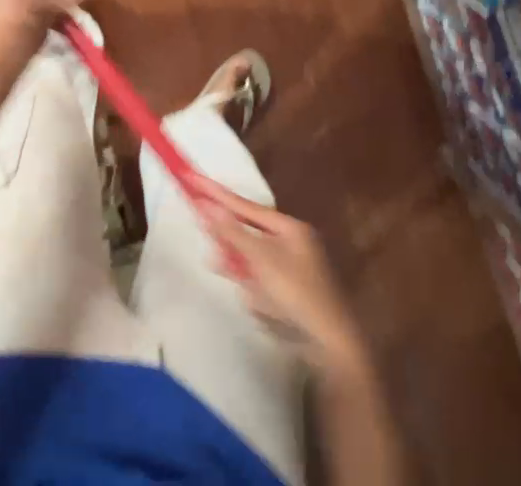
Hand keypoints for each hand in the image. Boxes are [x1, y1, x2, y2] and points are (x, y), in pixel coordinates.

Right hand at [197, 180, 366, 372]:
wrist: (329, 342)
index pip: (245, 206)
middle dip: (230, 242)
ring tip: (241, 280)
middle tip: (212, 242)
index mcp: (290, 228)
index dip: (216, 194)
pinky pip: (258, 276)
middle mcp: (291, 241)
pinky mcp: (287, 287)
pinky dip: (251, 283)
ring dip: (240, 268)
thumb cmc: (296, 293)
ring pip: (249, 256)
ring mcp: (290, 265)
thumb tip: (206, 205)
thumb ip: (231, 232)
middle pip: (247, 231)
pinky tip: (253, 296)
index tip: (192, 178)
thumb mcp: (260, 259)